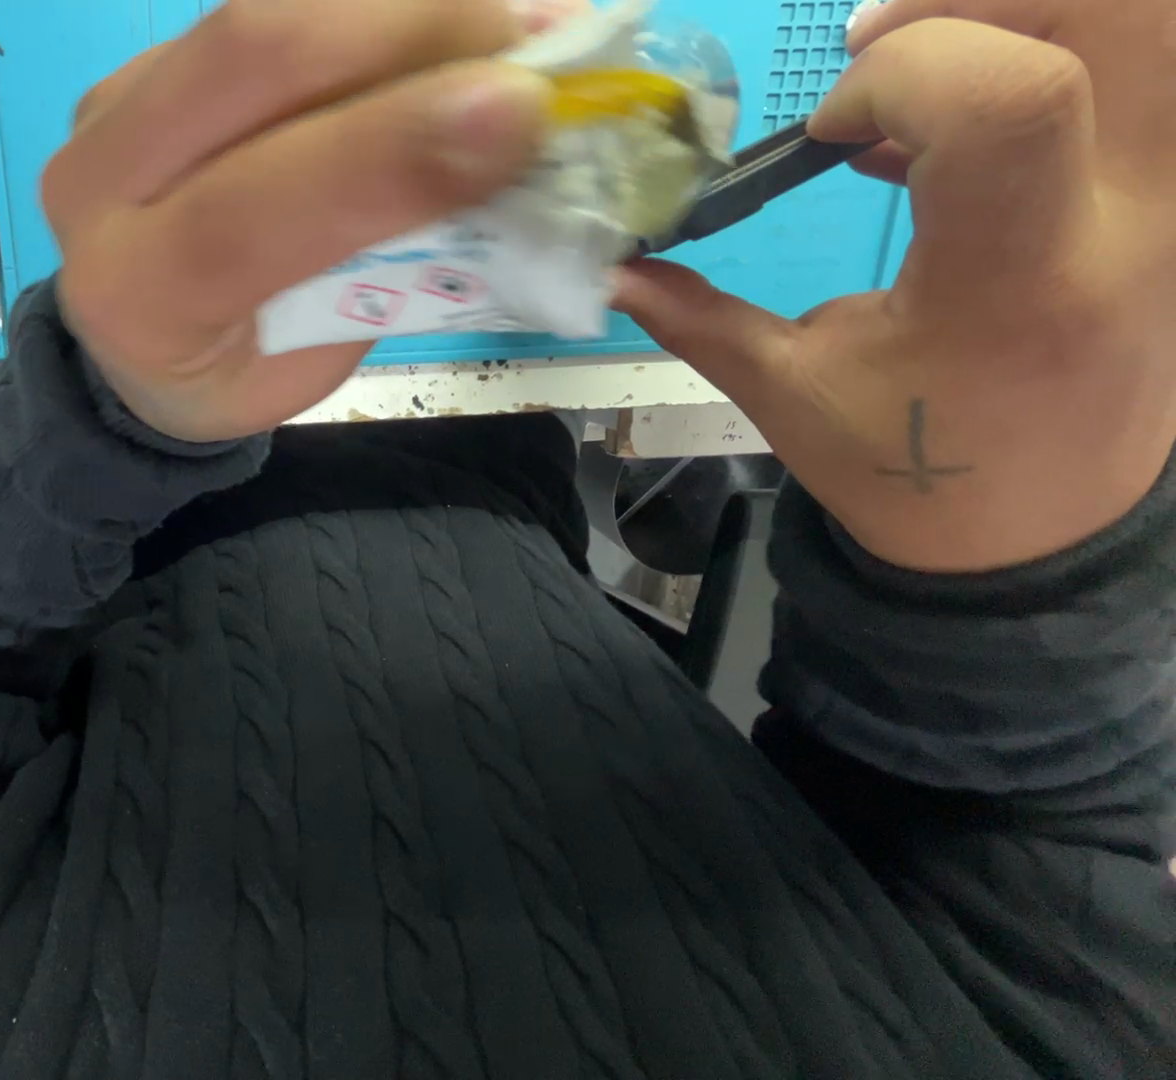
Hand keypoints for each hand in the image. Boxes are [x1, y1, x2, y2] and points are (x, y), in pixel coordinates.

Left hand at [42, 0, 564, 442]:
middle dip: (407, 33)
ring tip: (503, 24)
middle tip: (535, 43)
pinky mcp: (141, 67)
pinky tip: (435, 20)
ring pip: (255, 11)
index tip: (520, 116)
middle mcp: (96, 188)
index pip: (244, 219)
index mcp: (135, 299)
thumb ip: (381, 271)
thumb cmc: (233, 374)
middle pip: (246, 64)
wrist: (141, 345)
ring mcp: (111, 110)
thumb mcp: (305, 363)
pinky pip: (260, 9)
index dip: (383, 156)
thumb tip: (510, 162)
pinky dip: (363, 8)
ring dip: (397, 4)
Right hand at [614, 1, 1175, 571]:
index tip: (822, 134)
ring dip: (1019, 11)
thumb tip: (614, 271)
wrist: (1028, 524)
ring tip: (911, 62)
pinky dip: (1042, 52)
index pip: (1003, 95)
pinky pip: (1142, 68)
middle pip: (1124, 6)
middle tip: (872, 40)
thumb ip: (696, 318)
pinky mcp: (1173, 191)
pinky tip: (940, 118)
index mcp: (1009, 278)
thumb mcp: (781, 392)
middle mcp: (1131, 213)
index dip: (897, 75)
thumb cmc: (894, 463)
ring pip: (1153, 19)